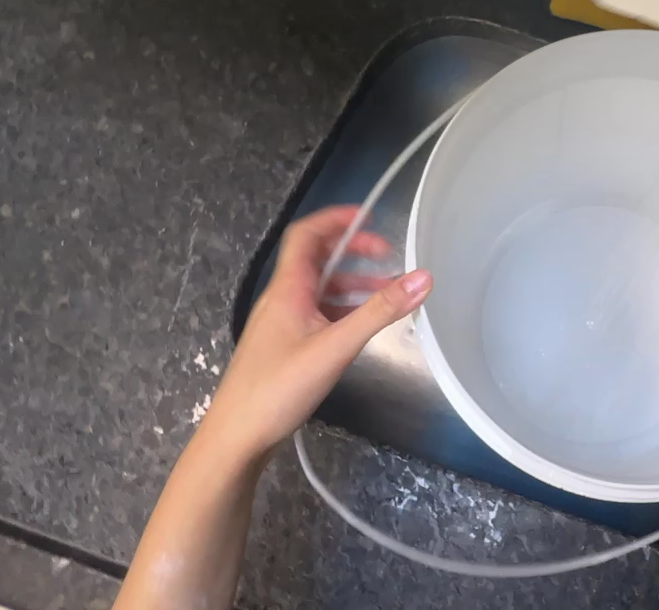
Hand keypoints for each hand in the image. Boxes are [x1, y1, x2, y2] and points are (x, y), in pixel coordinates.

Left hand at [196, 205, 431, 464]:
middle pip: (318, 258)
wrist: (234, 442)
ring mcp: (283, 322)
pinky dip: (346, 307)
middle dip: (354, 250)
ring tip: (390, 292)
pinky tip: (366, 323)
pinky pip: (320, 311)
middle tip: (388, 254)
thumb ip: (380, 312)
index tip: (371, 217)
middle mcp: (284, 298)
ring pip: (322, 287)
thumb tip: (424, 277)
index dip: (336, 219)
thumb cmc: (278, 388)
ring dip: (355, 281)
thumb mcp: (336, 347)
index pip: (307, 235)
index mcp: (289, 288)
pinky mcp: (287, 344)